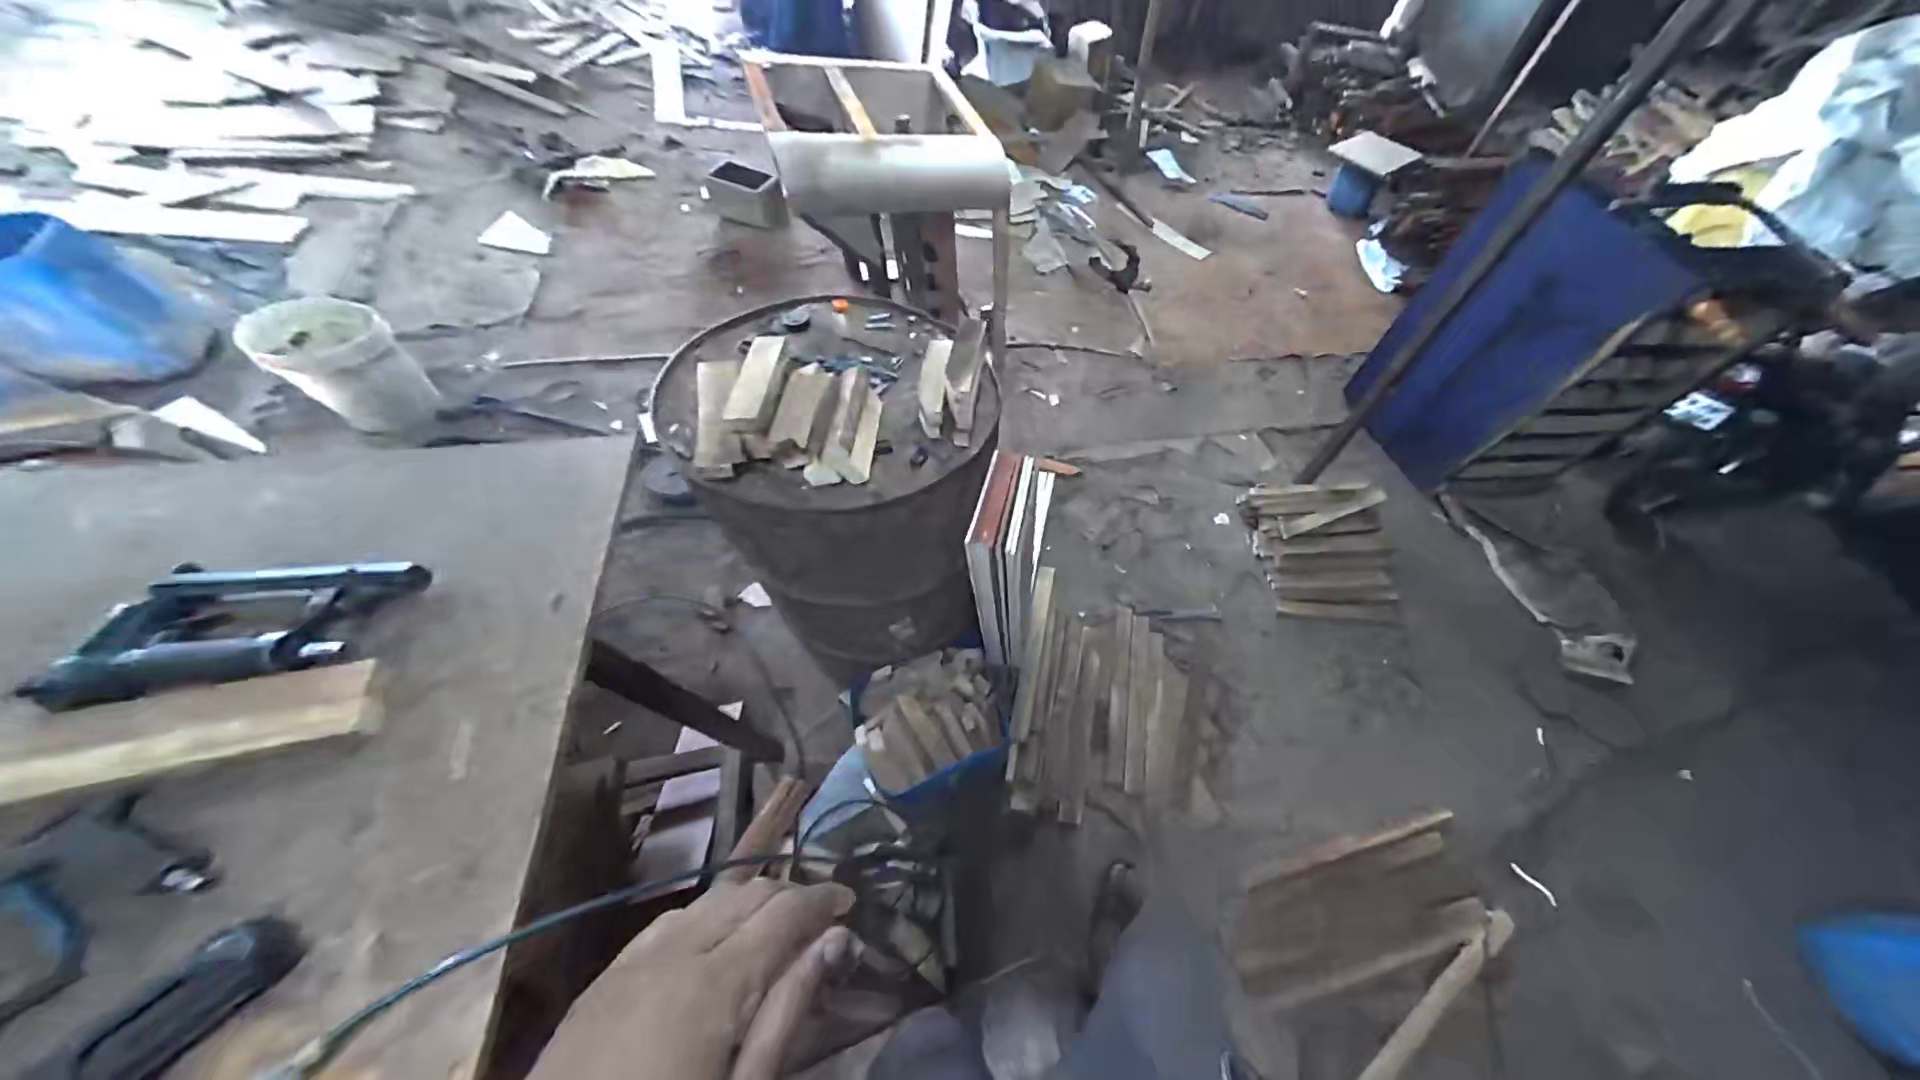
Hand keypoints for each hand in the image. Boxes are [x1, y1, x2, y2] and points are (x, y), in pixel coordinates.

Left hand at [530, 877, 854, 1079]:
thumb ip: (789, 1010)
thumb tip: (834, 941)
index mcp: (714, 983)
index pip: (784, 911)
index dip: (823, 898)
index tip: (850, 901)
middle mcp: (674, 953)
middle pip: (747, 893)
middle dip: (790, 895)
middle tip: (819, 919)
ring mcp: (632, 963)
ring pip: (707, 900)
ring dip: (747, 901)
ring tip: (772, 928)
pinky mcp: (602, 982)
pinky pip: (667, 923)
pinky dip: (704, 917)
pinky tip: (710, 941)